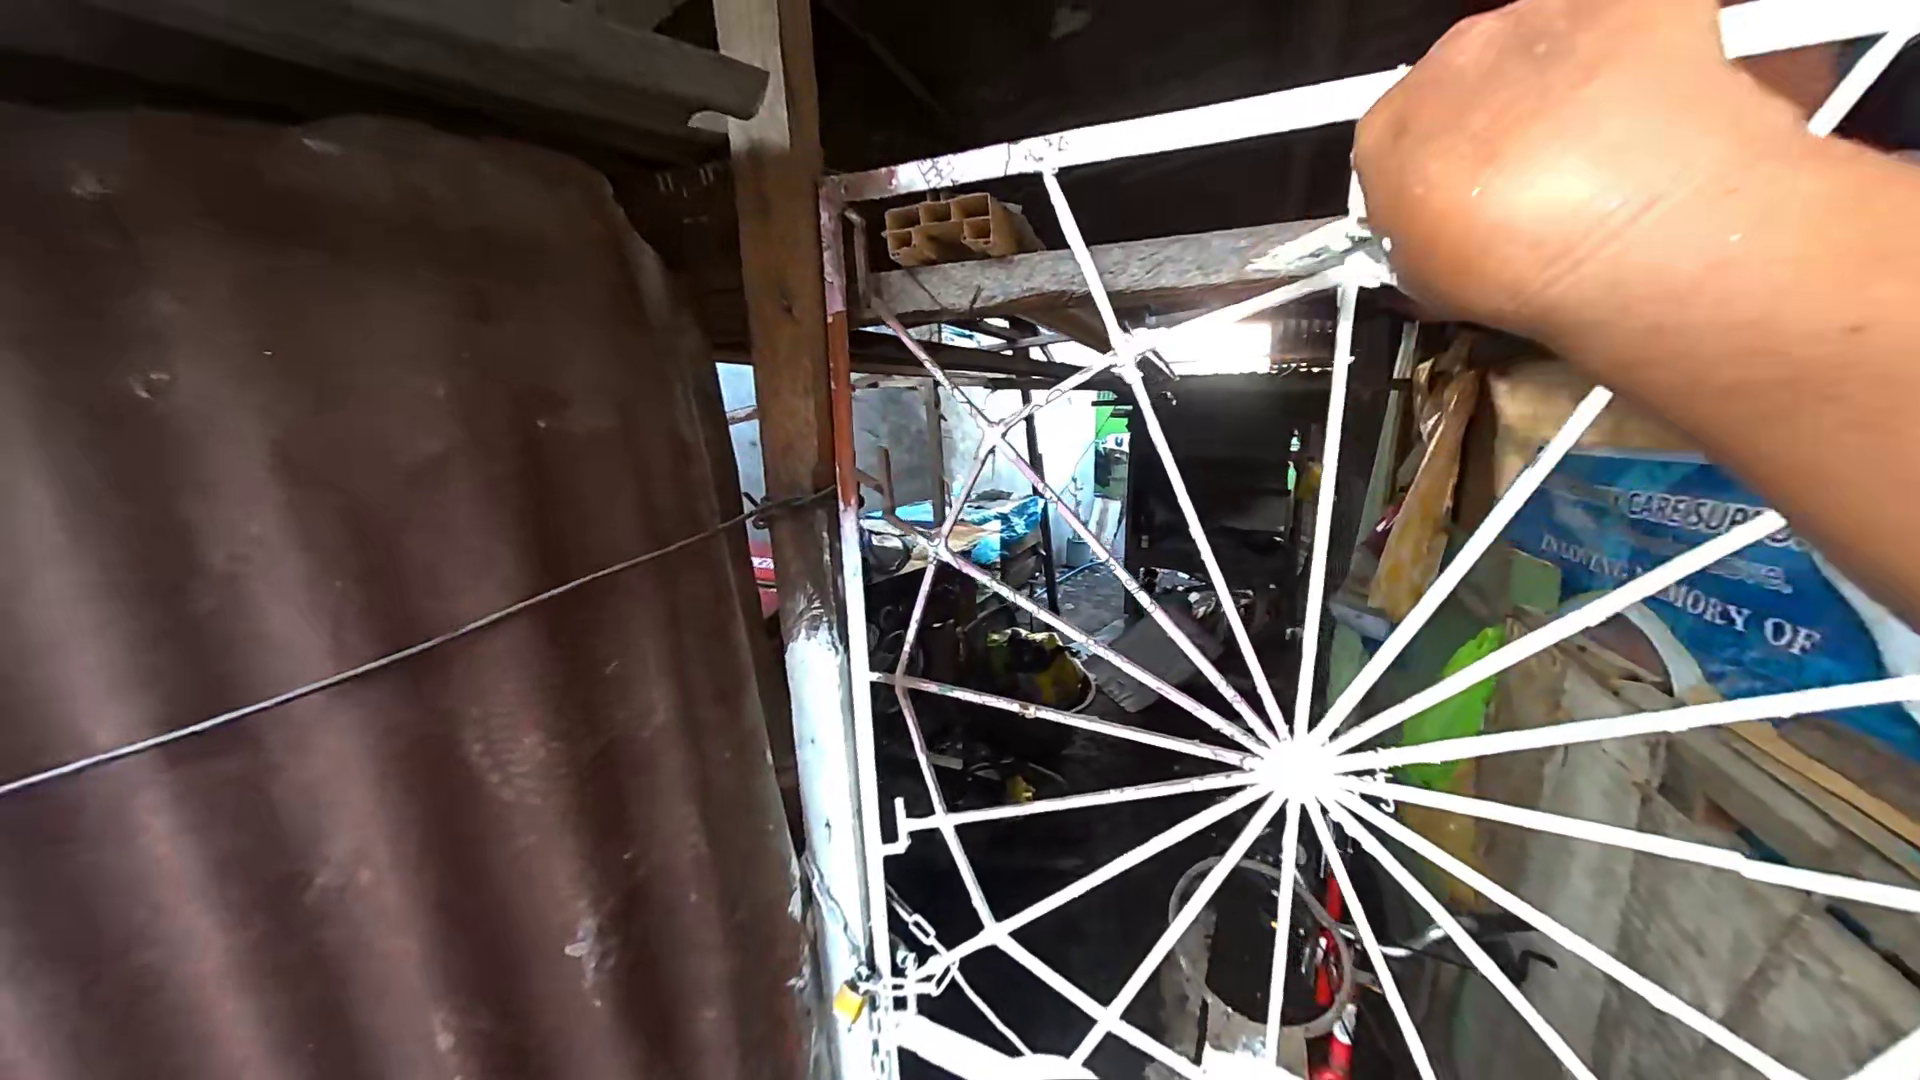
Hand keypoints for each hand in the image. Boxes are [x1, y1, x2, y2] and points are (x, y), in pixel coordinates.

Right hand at [1354, 0, 1814, 341]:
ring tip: (1570, 150)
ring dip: (1542, 91)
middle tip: (1503, 178)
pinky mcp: (1628, 2)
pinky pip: (1613, 23)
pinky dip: (1617, 59)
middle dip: (1475, 124)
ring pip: (1528, 52)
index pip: (1386, 143)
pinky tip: (1622, 111)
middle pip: (1453, 86)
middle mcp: (1450, 62)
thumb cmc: (1509, 260)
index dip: (1412, 175)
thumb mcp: (1414, 274)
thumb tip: (1419, 227)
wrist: (1623, 234)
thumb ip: (1403, 227)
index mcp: (1384, 130)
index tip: (1434, 201)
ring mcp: (1539, 23)